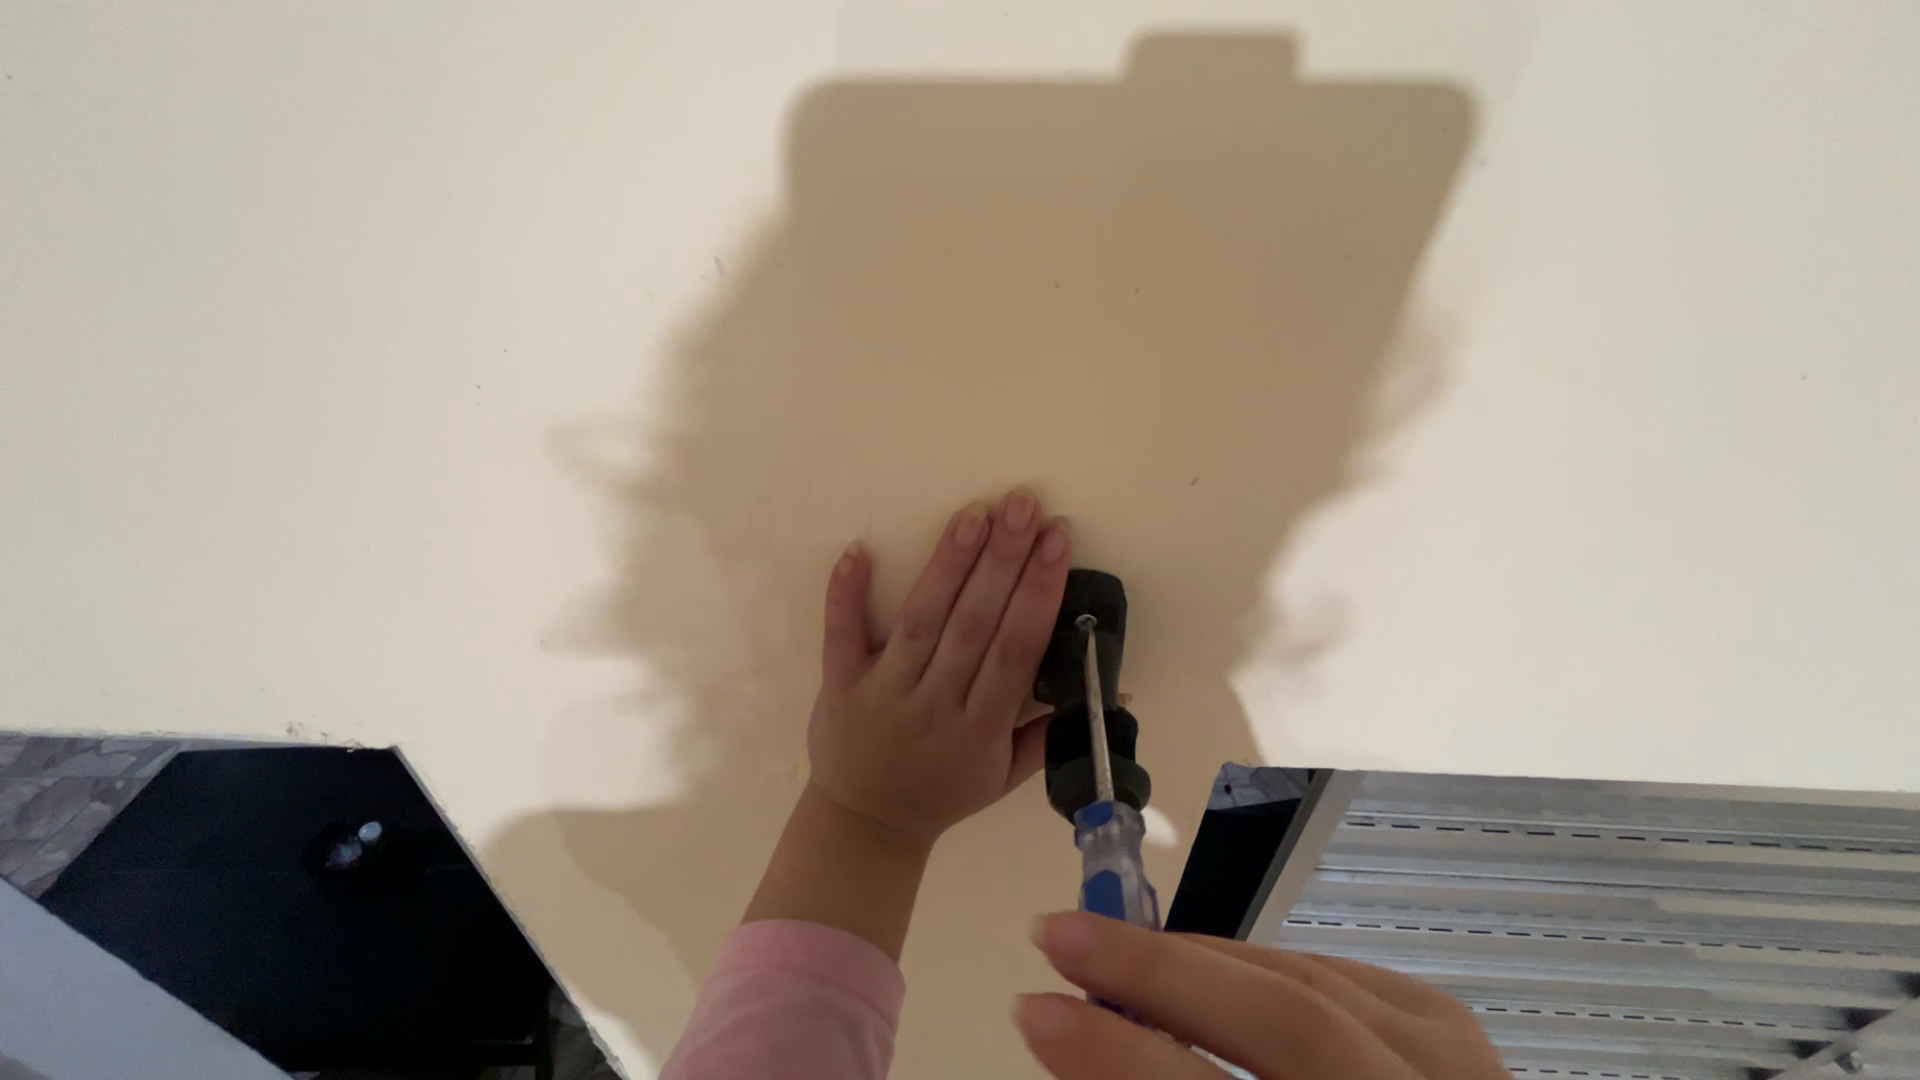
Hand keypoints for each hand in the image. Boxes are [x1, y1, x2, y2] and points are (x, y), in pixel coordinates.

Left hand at [807, 486, 1072, 846]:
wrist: (865, 825)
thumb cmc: (944, 792)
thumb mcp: (1005, 776)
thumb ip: (1053, 732)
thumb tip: (1114, 690)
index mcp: (981, 726)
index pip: (1017, 649)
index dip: (1039, 593)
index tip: (1057, 542)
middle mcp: (935, 703)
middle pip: (974, 624)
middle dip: (1003, 561)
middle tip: (1022, 504)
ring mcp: (883, 692)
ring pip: (921, 621)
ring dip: (948, 565)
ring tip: (974, 515)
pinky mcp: (840, 685)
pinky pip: (840, 636)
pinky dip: (845, 595)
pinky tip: (856, 551)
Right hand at [1016, 912, 1509, 1079]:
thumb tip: (1090, 1036)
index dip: (1124, 1056)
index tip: (1033, 1012)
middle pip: (1287, 1016)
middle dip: (1155, 971)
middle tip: (1051, 935)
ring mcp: (1455, 1058)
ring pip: (1301, 978)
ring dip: (1191, 959)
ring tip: (1105, 948)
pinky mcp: (1449, 1022)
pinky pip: (1323, 969)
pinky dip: (1246, 963)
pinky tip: (1191, 960)